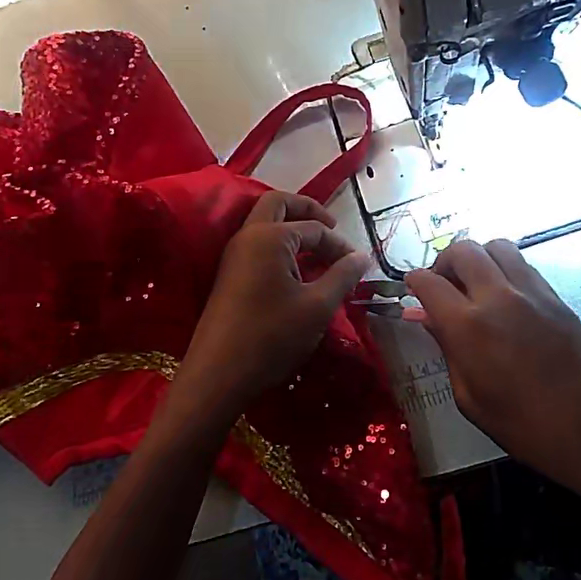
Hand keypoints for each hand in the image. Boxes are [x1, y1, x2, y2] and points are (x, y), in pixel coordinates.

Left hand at [180, 190, 371, 415]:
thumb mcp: (317, 307)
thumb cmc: (272, 336)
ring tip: (318, 253)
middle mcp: (247, 236)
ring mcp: (233, 255)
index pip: (314, 228)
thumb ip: (342, 276)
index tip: (358, 266)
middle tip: (331, 228)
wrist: (219, 374)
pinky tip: (296, 272)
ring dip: (291, 228)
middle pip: (278, 204)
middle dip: (307, 210)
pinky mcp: (229, 275)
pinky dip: (279, 246)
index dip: (340, 245)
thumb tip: (361, 257)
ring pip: (264, 224)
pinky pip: (257, 245)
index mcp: (269, 237)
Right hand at [405, 239, 580, 497]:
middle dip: (443, 262)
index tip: (412, 291)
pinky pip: (522, 263)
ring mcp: (531, 291)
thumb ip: (447, 349)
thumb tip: (427, 319)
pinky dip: (504, 268)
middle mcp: (498, 297)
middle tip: (442, 286)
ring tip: (474, 285)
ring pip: (496, 246)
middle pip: (463, 249)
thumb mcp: (469, 397)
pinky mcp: (555, 295)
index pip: (429, 281)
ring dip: (478, 258)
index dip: (414, 282)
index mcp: (469, 326)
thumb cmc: (524, 426)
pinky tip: (504, 297)